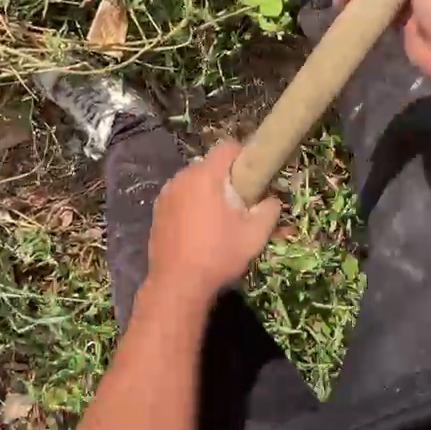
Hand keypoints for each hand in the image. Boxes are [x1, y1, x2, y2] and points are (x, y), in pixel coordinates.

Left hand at [146, 139, 280, 301]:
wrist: (178, 282)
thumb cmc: (218, 254)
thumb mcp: (254, 235)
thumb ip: (268, 211)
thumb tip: (272, 199)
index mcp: (205, 176)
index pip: (226, 147)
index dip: (243, 155)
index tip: (254, 173)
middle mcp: (182, 177)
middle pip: (209, 165)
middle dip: (226, 178)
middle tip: (239, 201)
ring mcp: (166, 192)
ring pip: (193, 181)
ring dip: (207, 191)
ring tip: (219, 218)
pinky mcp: (157, 208)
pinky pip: (180, 195)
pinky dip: (191, 203)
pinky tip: (198, 227)